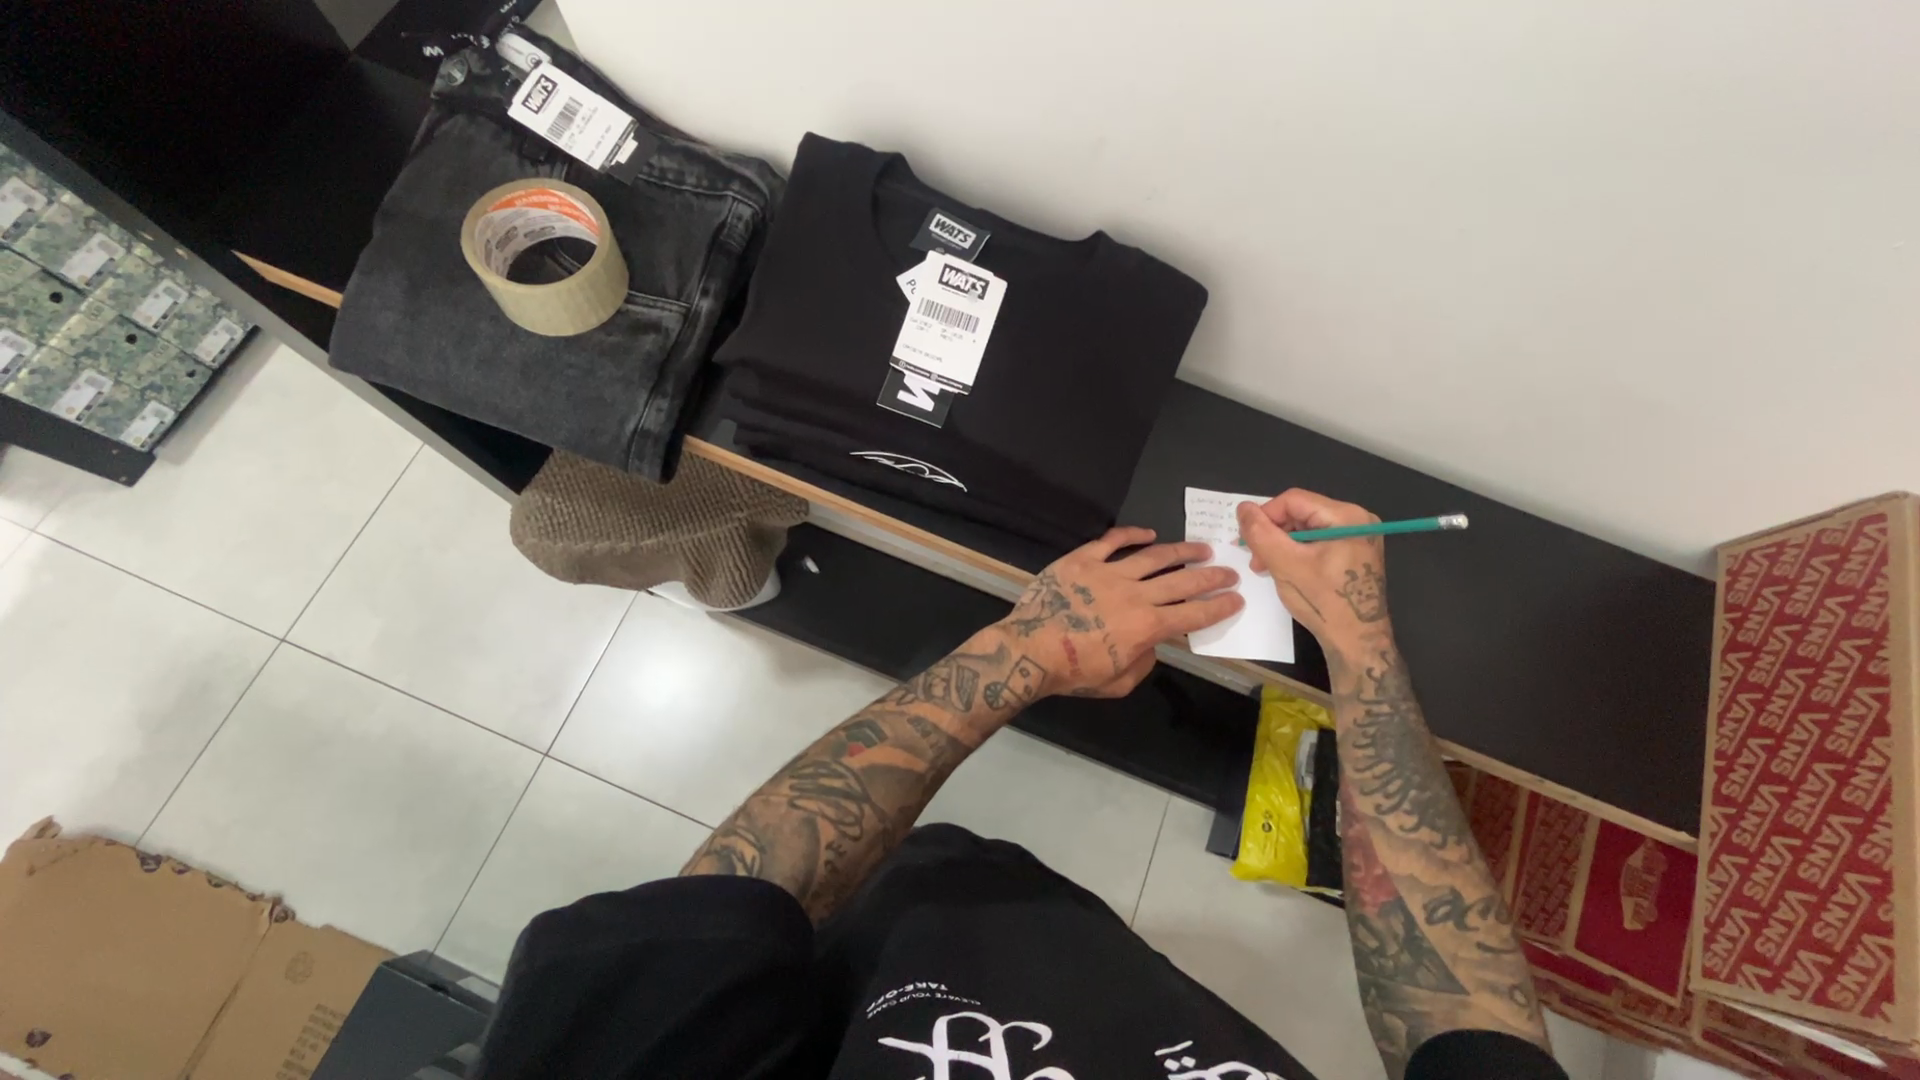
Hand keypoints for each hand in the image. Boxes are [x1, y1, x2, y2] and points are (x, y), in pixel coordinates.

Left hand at [985, 526, 1242, 699]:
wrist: (1030, 650)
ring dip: (1182, 550)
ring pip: (1155, 556)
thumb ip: (1143, 663)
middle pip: (1183, 580)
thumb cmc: (1073, 673)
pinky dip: (1133, 534)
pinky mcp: (1083, 560)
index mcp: (1148, 627)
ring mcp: (1109, 573)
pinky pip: (1113, 541)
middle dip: (1211, 576)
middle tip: (1229, 571)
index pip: (1194, 614)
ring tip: (1200, 548)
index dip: (1219, 606)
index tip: (1235, 598)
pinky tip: (1148, 533)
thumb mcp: (1118, 683)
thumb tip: (1151, 645)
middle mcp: (1136, 595)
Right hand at [1235, 489, 1392, 663]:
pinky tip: (1286, 569)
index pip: (1293, 500)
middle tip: (1256, 559)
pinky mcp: (1354, 551)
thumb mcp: (1285, 564)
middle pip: (1300, 512)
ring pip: (1306, 526)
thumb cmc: (1323, 601)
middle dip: (1273, 533)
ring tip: (1267, 567)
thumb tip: (1243, 507)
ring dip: (1282, 544)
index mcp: (1347, 517)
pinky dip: (1297, 551)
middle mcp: (1357, 519)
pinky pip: (1317, 540)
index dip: (1264, 516)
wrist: (1356, 640)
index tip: (1247, 541)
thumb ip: (1261, 533)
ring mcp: (1358, 536)